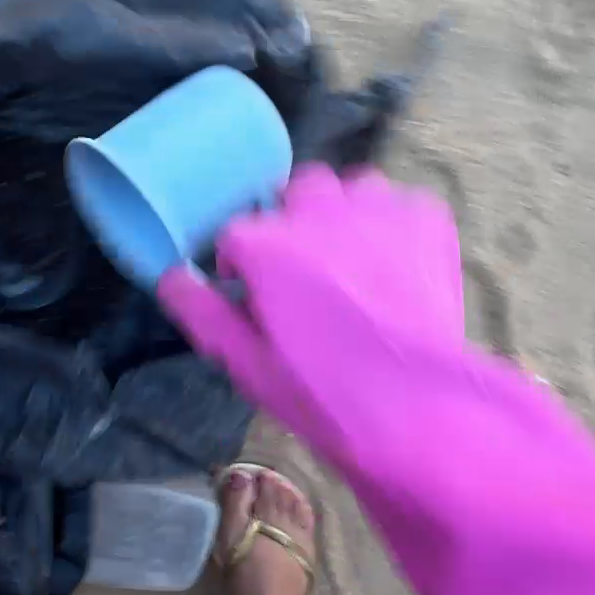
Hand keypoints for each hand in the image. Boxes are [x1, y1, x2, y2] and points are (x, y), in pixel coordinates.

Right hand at [158, 165, 465, 467]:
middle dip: (291, 223)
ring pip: (350, 187)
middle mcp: (320, 214)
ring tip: (351, 259)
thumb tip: (169, 277)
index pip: (236, 233)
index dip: (241, 264)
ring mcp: (378, 211)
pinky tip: (394, 264)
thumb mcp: (247, 364)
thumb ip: (203, 313)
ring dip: (343, 214)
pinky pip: (400, 202)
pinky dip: (392, 225)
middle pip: (294, 191)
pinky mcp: (425, 218)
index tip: (253, 294)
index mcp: (268, 248)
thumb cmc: (322, 394)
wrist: (415, 406)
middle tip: (303, 271)